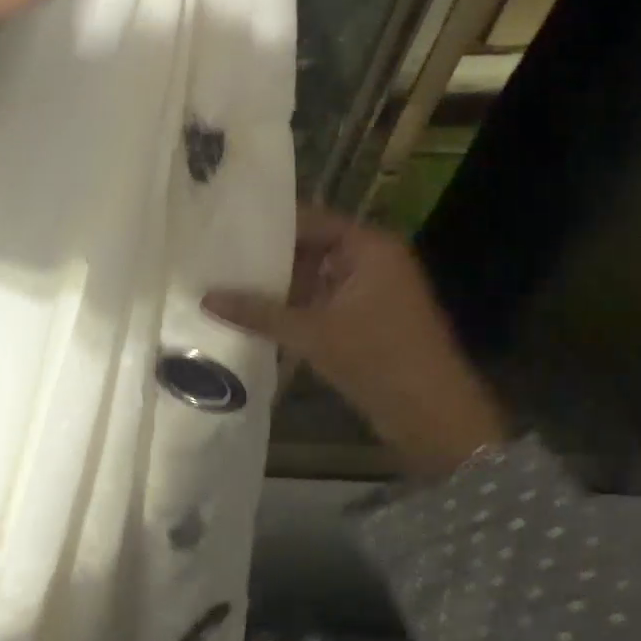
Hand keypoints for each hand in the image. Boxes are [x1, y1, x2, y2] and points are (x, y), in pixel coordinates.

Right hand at [203, 205, 509, 477]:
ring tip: (223, 280)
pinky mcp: (365, 319)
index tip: (223, 227)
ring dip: (276, 284)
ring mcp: (370, 291)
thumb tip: (205, 297)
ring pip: (311, 276)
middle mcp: (372, 261)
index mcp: (370, 248)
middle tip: (215, 255)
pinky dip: (291, 306)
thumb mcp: (311, 334)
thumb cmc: (379, 360)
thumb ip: (257, 312)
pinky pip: (319, 300)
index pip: (309, 220)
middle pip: (308, 246)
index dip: (267, 224)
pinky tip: (250, 311)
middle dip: (266, 256)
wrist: (435, 420)